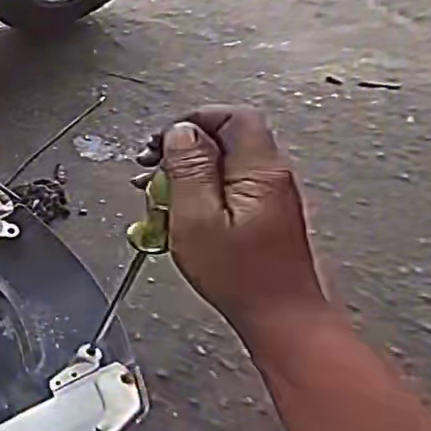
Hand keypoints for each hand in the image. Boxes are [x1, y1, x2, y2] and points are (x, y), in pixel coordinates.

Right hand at [160, 107, 329, 335]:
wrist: (279, 313)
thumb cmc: (240, 276)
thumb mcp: (196, 219)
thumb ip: (188, 170)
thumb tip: (180, 133)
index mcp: (259, 171)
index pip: (231, 117)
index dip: (190, 121)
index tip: (158, 142)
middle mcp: (271, 176)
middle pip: (226, 138)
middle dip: (182, 149)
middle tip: (151, 171)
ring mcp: (270, 195)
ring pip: (224, 164)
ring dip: (186, 174)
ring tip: (158, 197)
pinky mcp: (263, 213)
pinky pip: (227, 188)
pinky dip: (199, 193)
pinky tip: (180, 215)